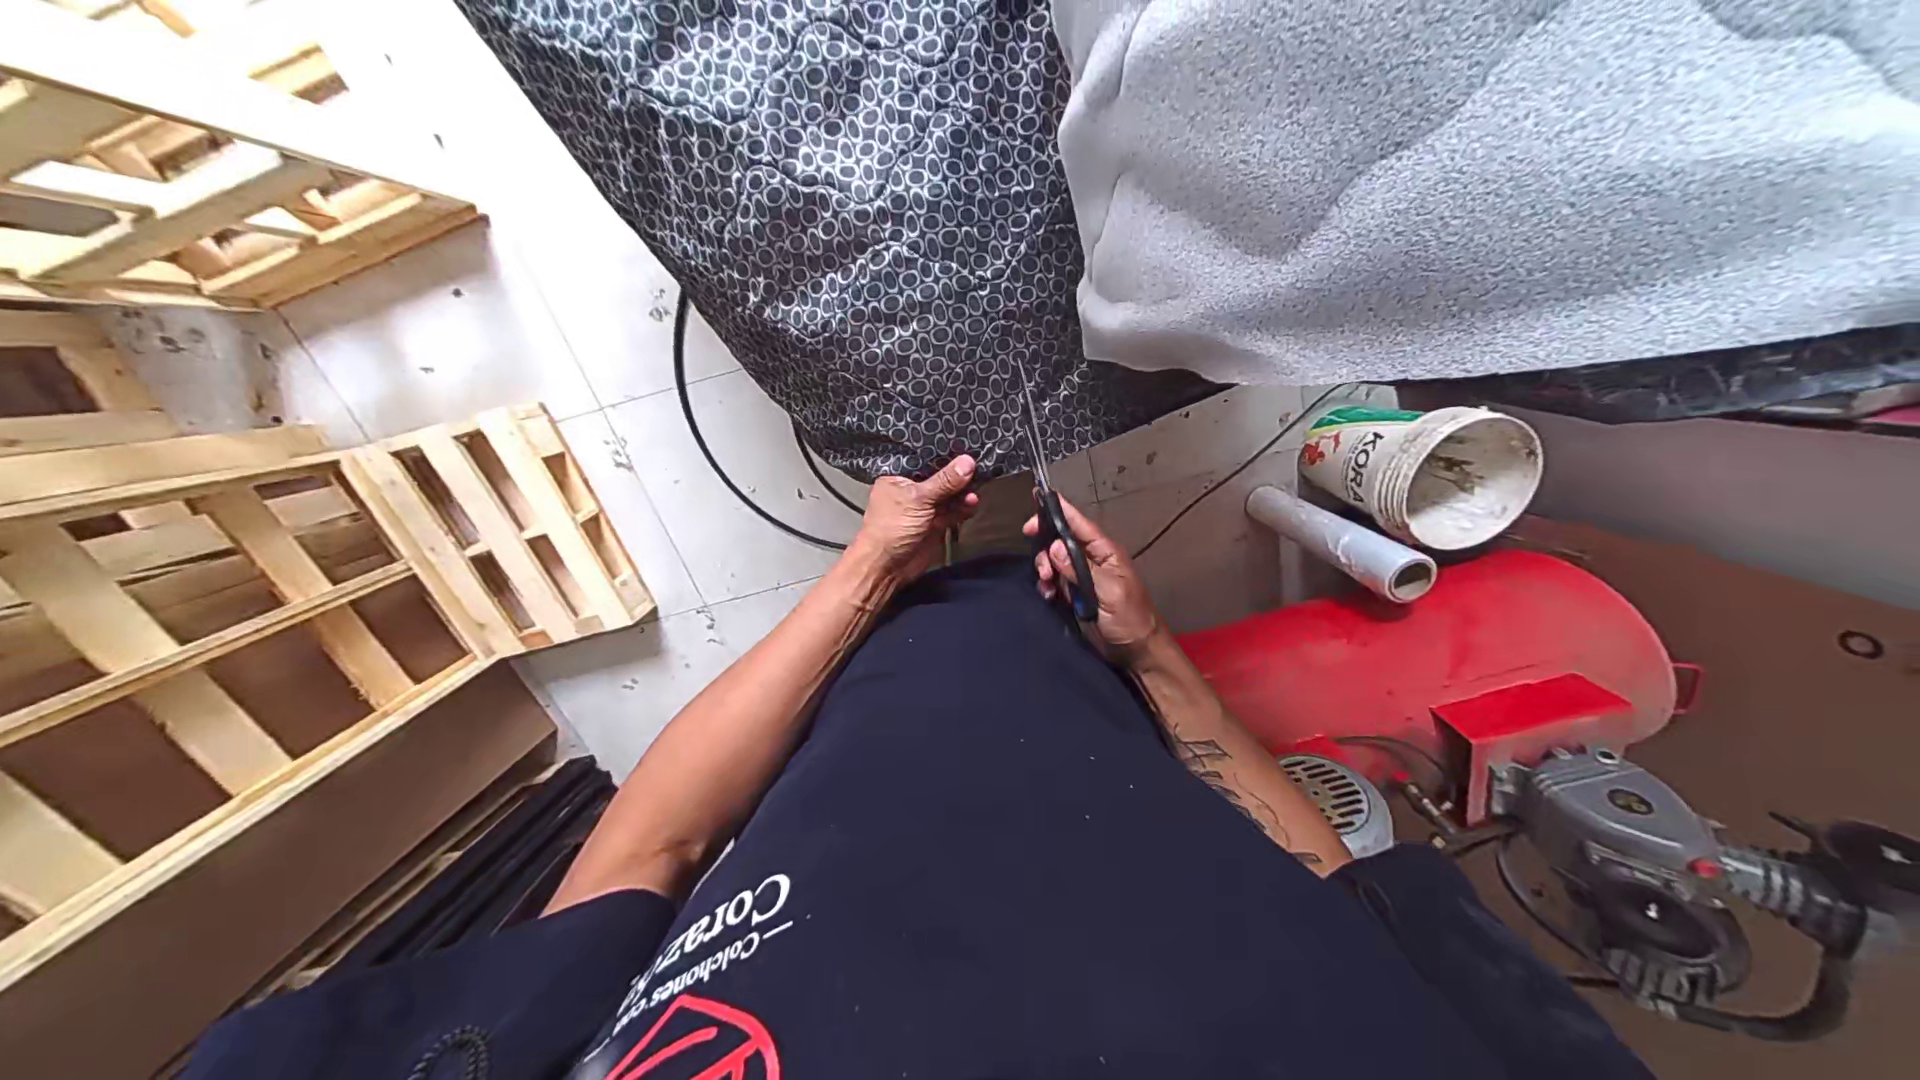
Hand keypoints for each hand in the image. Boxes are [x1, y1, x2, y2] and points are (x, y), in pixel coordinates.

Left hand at [848, 454, 980, 586]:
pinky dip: (963, 508)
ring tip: (973, 493)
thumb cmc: (891, 529)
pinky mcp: (935, 524)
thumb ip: (945, 481)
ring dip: (963, 494)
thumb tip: (967, 462)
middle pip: (941, 478)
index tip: (966, 449)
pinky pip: (953, 512)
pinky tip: (972, 504)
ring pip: (949, 495)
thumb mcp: (919, 499)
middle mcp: (911, 490)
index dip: (944, 455)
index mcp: (898, 477)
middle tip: (976, 470)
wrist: (887, 567)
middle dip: (958, 476)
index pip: (925, 460)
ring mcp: (924, 508)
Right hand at [1023, 495, 1162, 663]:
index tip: (1037, 499)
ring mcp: (1081, 577)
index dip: (1059, 511)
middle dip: (1046, 548)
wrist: (1135, 652)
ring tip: (1046, 584)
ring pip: (1052, 561)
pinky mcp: (1073, 594)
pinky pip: (1052, 581)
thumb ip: (1080, 569)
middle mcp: (1091, 560)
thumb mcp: (1109, 592)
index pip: (1079, 524)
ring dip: (1044, 569)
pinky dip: (1046, 586)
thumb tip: (1055, 547)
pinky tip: (1048, 595)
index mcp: (1105, 552)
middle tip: (1042, 567)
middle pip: (1060, 540)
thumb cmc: (1131, 619)